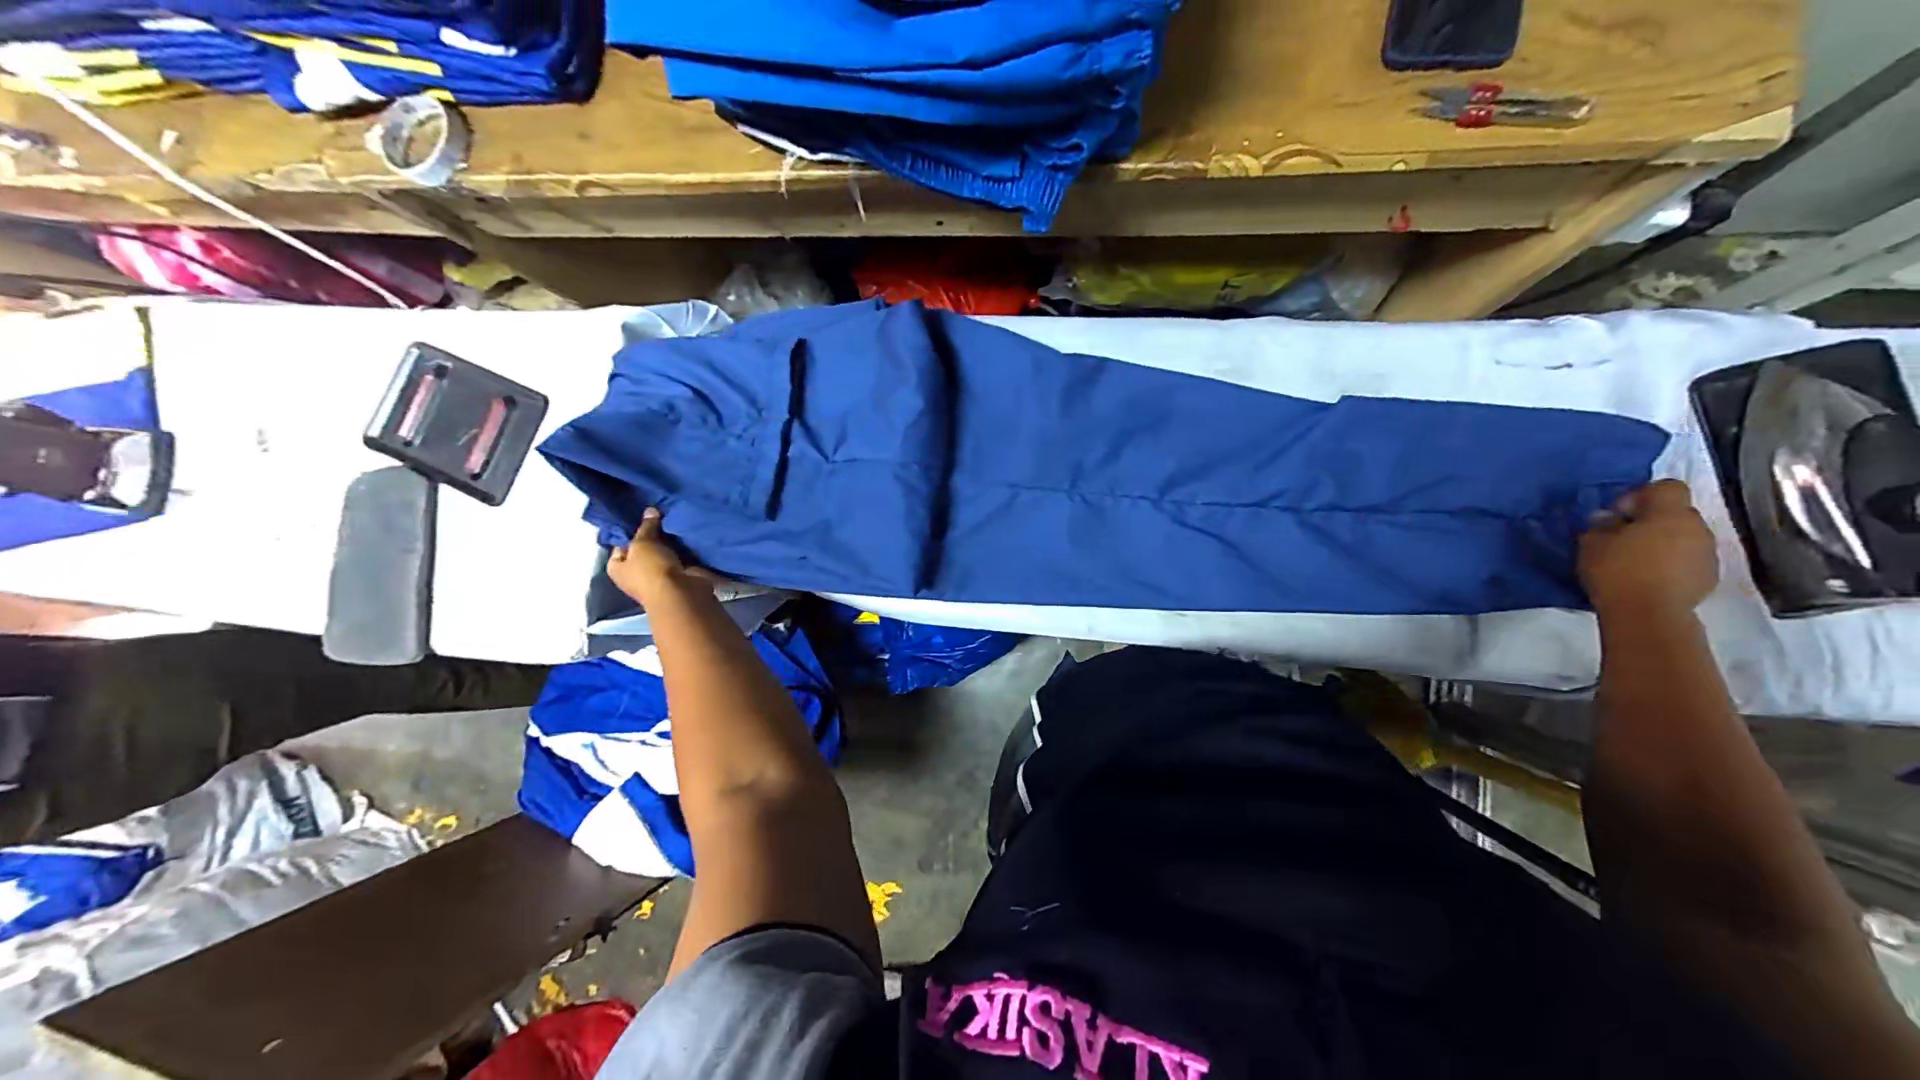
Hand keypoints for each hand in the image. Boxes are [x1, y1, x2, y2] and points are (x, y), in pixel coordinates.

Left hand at [607, 507, 699, 604]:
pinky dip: (685, 548)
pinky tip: (688, 532)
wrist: (681, 593)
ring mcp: (659, 576)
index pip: (619, 545)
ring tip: (676, 519)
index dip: (629, 530)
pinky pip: (681, 557)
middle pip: (643, 549)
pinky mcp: (680, 575)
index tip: (642, 515)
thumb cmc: (651, 569)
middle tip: (662, 514)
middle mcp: (636, 574)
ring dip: (671, 541)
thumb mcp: (642, 543)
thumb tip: (650, 511)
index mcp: (618, 568)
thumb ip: (646, 526)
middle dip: (653, 534)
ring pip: (664, 552)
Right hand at [1578, 479, 1718, 616]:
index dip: (1642, 494)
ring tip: (1636, 561)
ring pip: (1684, 537)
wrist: (1648, 614)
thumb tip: (1608, 519)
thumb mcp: (1591, 544)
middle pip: (1676, 513)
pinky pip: (1689, 559)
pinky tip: (1650, 578)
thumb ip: (1601, 526)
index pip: (1667, 487)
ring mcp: (1708, 553)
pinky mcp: (1710, 576)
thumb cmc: (1616, 571)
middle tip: (1622, 538)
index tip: (1618, 514)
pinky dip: (1672, 563)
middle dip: (1651, 521)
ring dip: (1663, 542)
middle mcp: (1697, 528)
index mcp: (1670, 514)